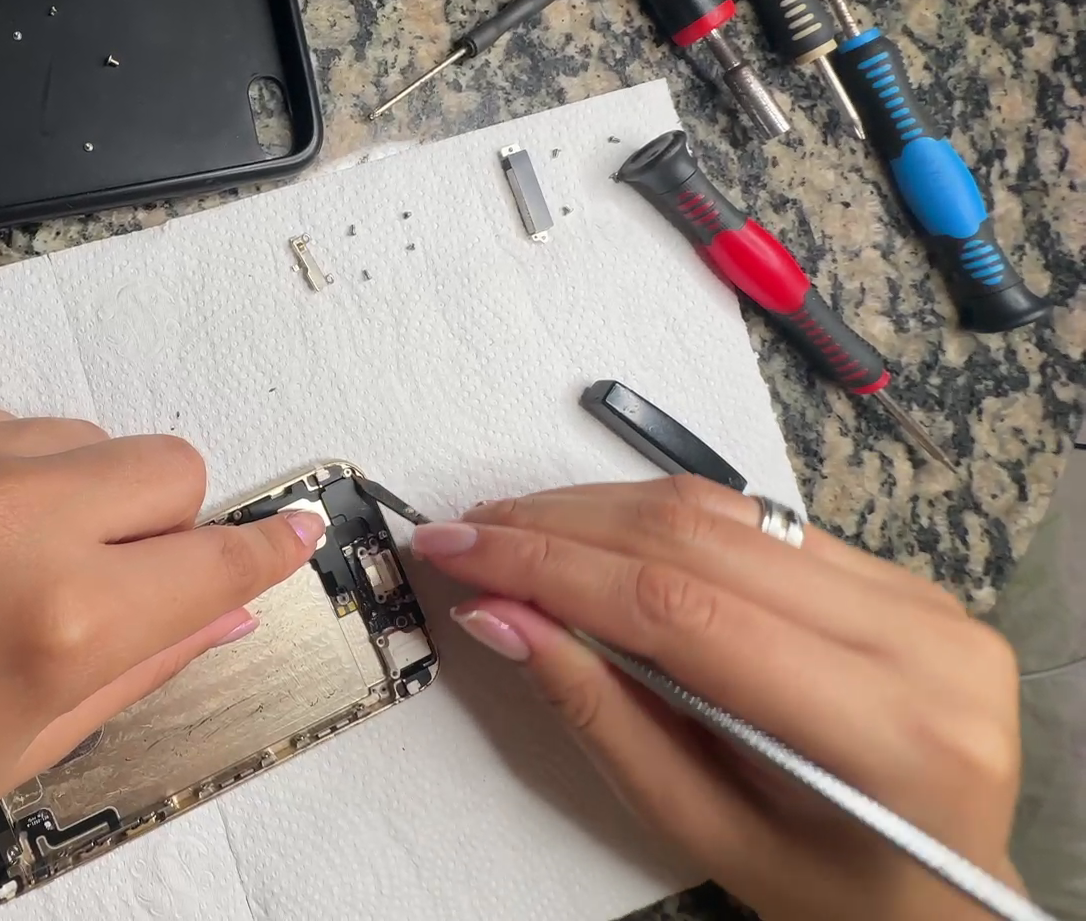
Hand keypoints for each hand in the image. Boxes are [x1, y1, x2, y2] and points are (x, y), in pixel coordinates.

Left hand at [0, 402, 321, 919]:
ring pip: (77, 434)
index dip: (265, 552)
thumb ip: (147, 660)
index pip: (216, 558)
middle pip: (164, 459)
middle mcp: (4, 510)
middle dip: (159, 521)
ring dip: (70, 493)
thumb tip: (229, 604)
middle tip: (102, 578)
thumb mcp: (23, 751)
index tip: (293, 535)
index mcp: (57, 620)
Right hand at [411, 476, 1022, 920]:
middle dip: (545, 526)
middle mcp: (912, 638)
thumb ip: (591, 708)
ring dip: (579, 508)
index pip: (668, 604)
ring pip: (699, 508)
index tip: (449, 546)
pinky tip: (573, 525)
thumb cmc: (814, 876)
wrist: (940, 884)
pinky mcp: (879, 566)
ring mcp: (907, 589)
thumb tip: (493, 613)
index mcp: (883, 728)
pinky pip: (729, 510)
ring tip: (501, 526)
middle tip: (460, 533)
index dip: (541, 564)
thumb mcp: (689, 820)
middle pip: (679, 540)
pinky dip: (630, 509)